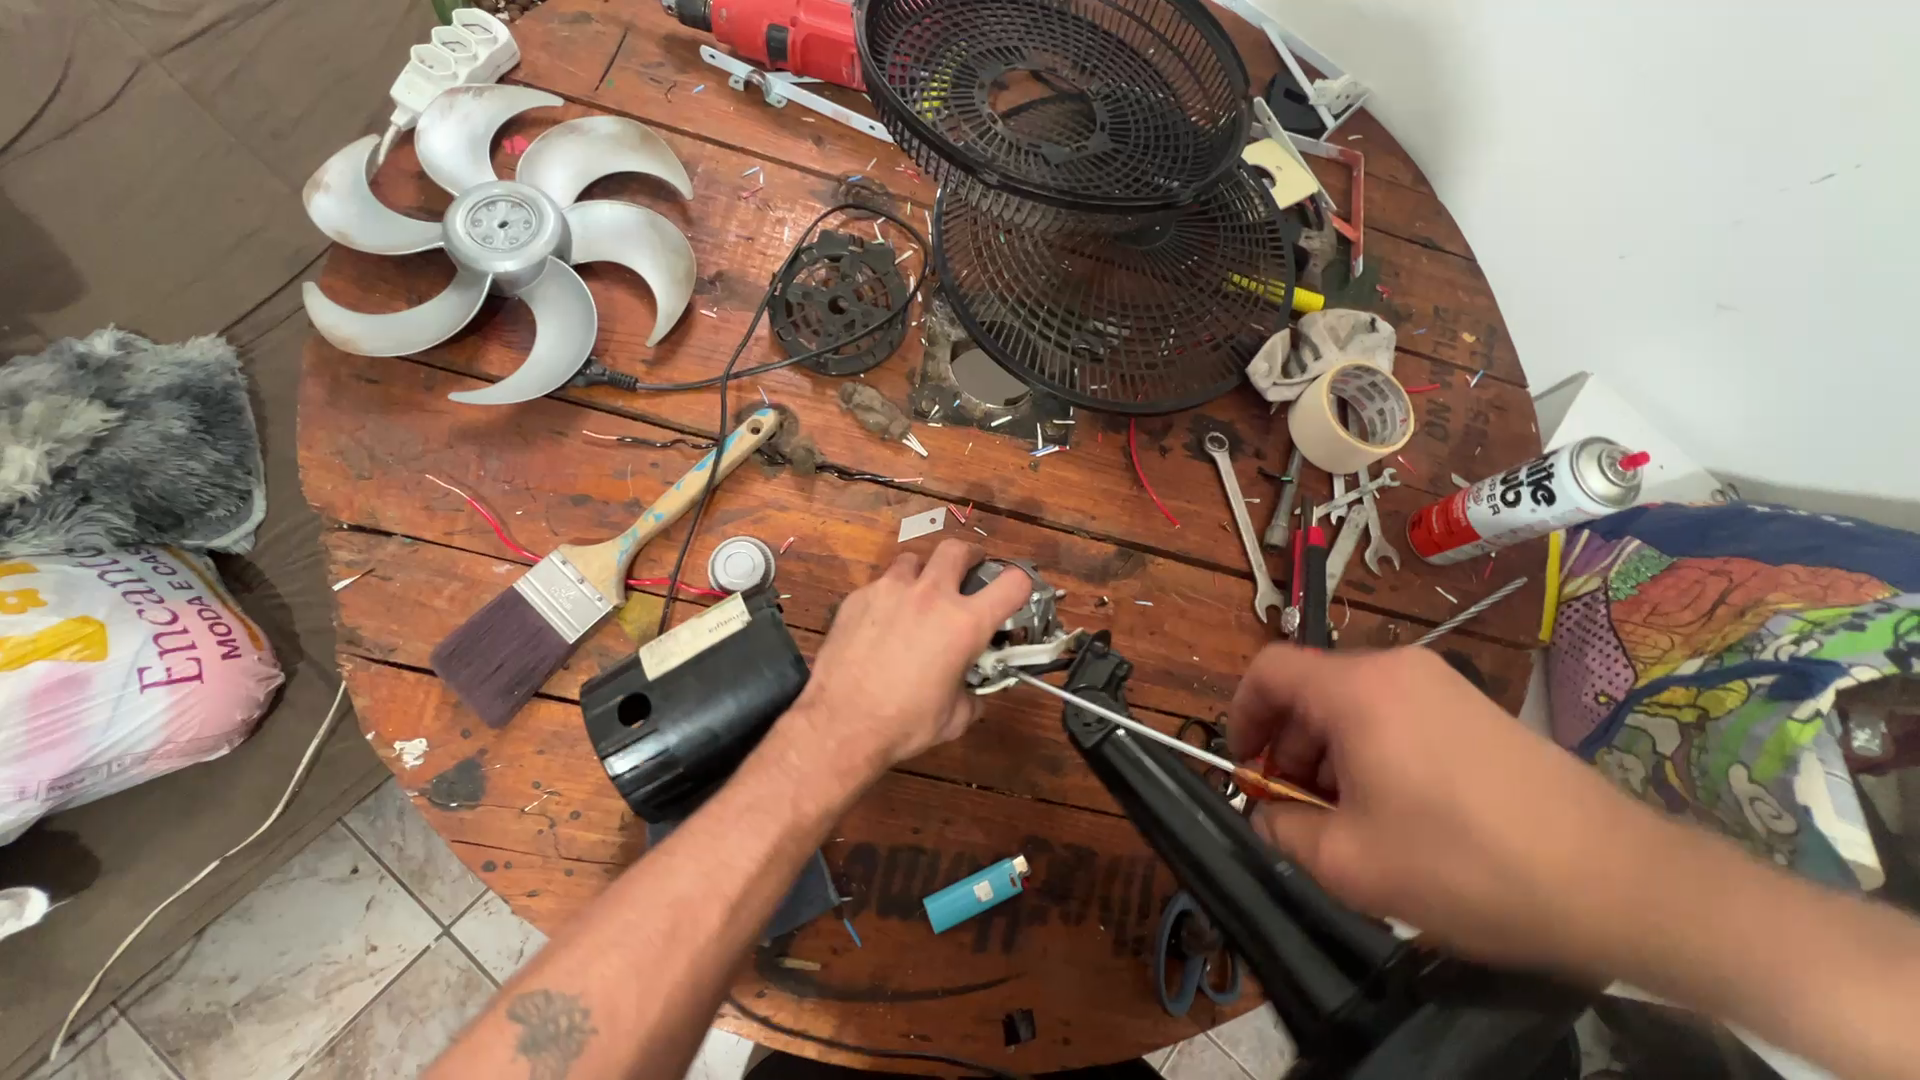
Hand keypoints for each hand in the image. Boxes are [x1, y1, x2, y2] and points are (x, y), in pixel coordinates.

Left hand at [789, 540, 1031, 773]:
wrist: (841, 723)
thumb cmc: (903, 724)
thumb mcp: (954, 717)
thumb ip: (971, 696)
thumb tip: (973, 696)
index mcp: (965, 624)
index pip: (1012, 583)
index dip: (1020, 584)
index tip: (1014, 591)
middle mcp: (931, 596)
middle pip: (957, 549)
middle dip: (968, 557)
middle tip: (967, 573)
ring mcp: (890, 591)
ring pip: (914, 560)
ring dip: (923, 573)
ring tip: (919, 595)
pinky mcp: (858, 598)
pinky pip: (880, 585)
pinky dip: (889, 597)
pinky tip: (881, 623)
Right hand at [1228, 644, 1659, 970]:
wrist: (1618, 880)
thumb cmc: (1465, 865)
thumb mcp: (1349, 862)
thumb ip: (1281, 832)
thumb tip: (1264, 818)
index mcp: (1358, 689)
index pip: (1268, 669)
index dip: (1240, 715)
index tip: (1246, 769)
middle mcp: (1398, 669)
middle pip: (1311, 689)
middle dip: (1288, 747)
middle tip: (1296, 810)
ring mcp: (1444, 685)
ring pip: (1354, 705)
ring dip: (1330, 755)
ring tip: (1349, 821)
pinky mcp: (1477, 709)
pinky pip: (1397, 716)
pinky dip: (1373, 753)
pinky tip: (1398, 814)